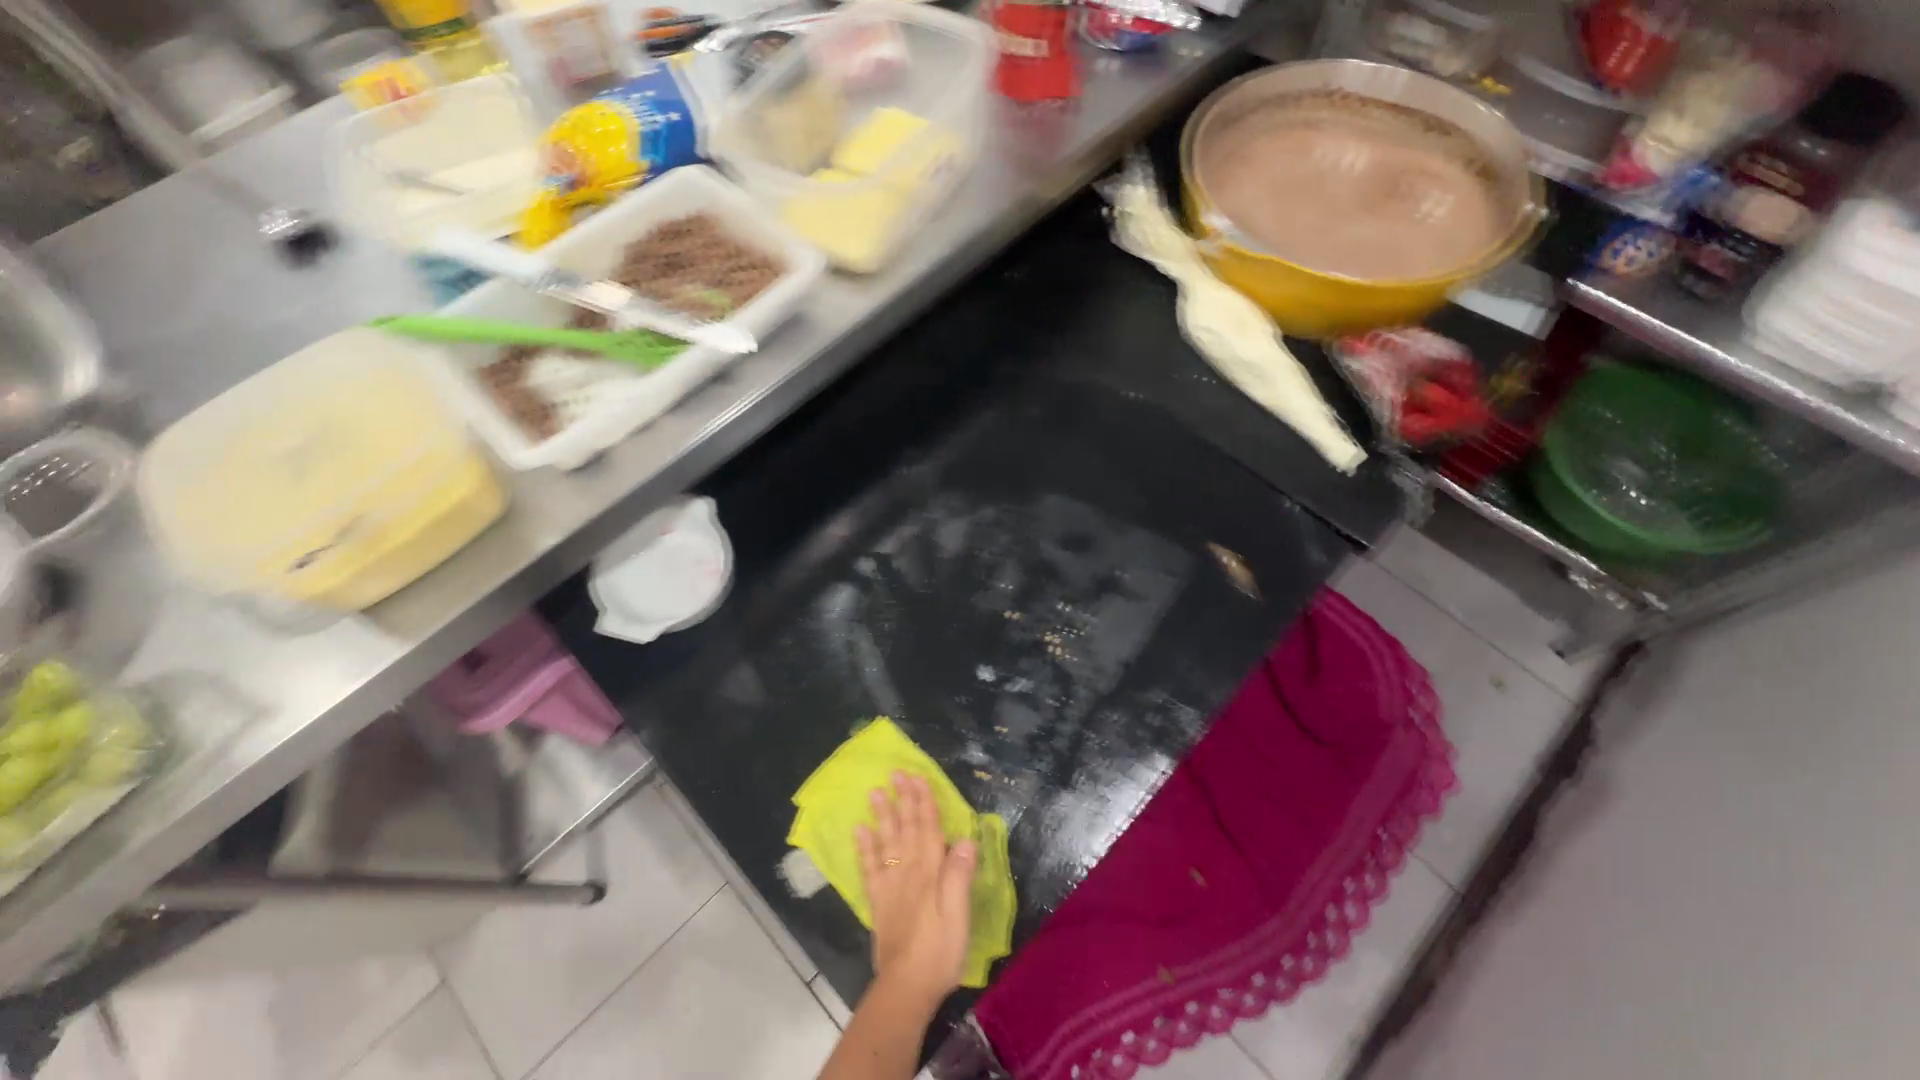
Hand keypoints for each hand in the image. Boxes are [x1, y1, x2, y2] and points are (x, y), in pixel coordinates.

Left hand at [856, 771, 976, 1005]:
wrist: (907, 986)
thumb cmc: (940, 951)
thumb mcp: (959, 914)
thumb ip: (959, 876)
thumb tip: (965, 838)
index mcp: (931, 873)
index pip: (929, 830)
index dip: (924, 803)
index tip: (918, 778)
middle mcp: (909, 873)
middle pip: (907, 830)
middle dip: (903, 800)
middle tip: (895, 774)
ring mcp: (891, 887)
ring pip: (887, 843)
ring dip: (882, 816)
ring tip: (875, 793)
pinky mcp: (879, 903)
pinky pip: (870, 868)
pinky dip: (865, 848)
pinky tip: (860, 831)